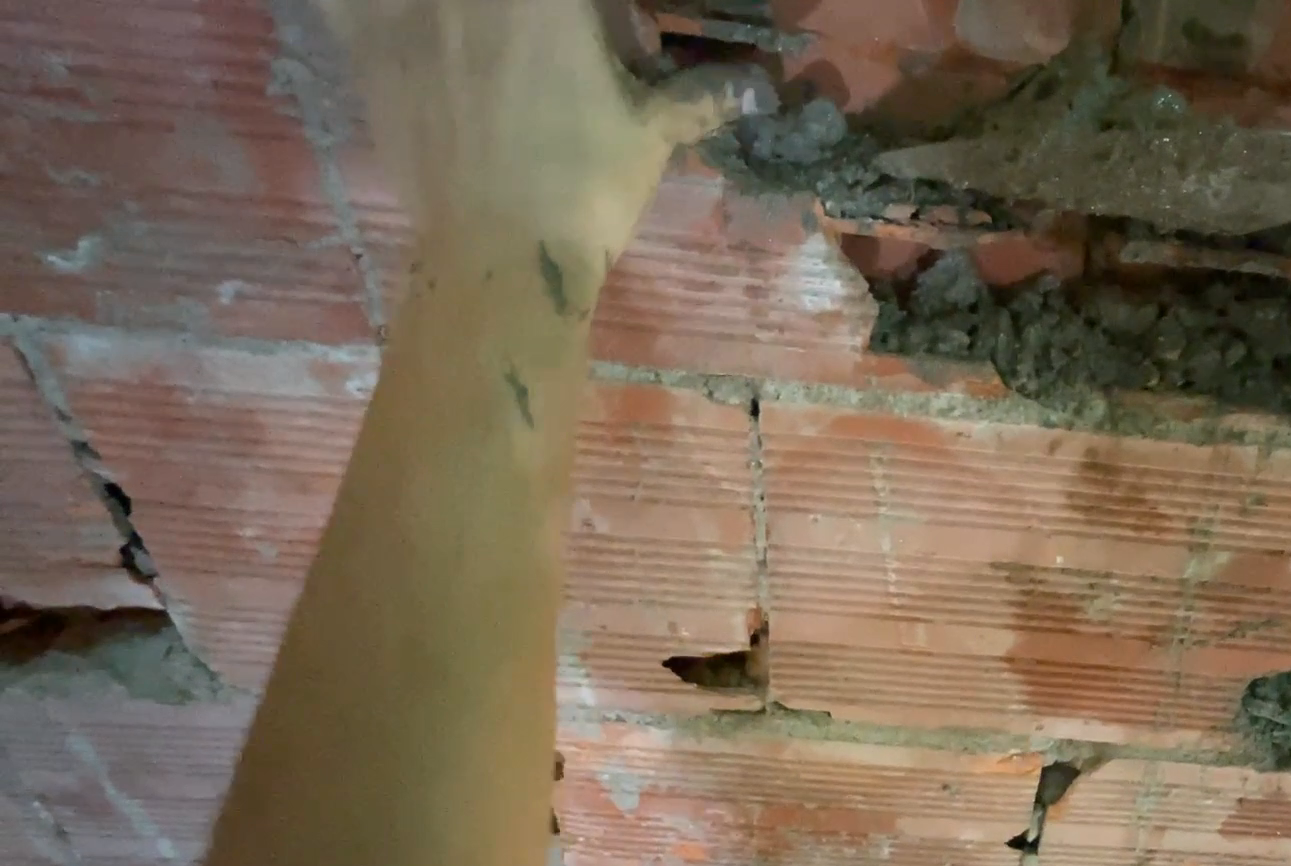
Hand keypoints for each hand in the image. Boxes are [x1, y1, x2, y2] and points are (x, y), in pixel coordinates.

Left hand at [322, 0, 772, 266]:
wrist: (505, 252)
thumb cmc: (587, 188)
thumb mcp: (651, 136)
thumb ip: (701, 96)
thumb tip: (765, 86)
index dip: (597, 12)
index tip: (607, 30)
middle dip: (538, 14)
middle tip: (551, 36)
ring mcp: (405, 1)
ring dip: (459, 12)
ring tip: (478, 29)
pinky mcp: (359, 36)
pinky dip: (360, 2)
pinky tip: (397, 19)